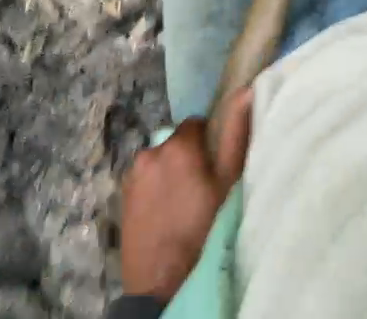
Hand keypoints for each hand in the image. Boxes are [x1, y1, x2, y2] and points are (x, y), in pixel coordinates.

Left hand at [118, 89, 253, 300]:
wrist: (158, 275)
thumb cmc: (200, 227)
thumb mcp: (226, 183)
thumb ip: (235, 135)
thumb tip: (244, 91)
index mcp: (180, 144)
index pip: (197, 124)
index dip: (208, 142)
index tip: (213, 166)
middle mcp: (152, 149)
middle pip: (177, 142)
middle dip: (188, 156)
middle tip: (200, 186)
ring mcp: (133, 171)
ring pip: (160, 160)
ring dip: (170, 171)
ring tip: (180, 201)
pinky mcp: (122, 191)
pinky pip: (145, 177)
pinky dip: (154, 186)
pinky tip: (163, 210)